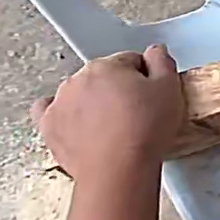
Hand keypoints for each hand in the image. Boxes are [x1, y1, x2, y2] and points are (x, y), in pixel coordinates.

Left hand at [32, 44, 184, 187]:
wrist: (118, 168)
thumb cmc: (145, 128)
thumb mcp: (171, 88)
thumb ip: (162, 61)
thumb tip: (155, 52)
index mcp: (107, 66)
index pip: (131, 60)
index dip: (147, 76)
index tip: (154, 92)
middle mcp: (77, 80)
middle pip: (105, 75)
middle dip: (121, 87)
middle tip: (141, 109)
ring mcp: (58, 103)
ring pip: (82, 92)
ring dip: (98, 101)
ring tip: (119, 123)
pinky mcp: (48, 126)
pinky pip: (53, 111)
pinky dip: (68, 113)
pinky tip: (84, 122)